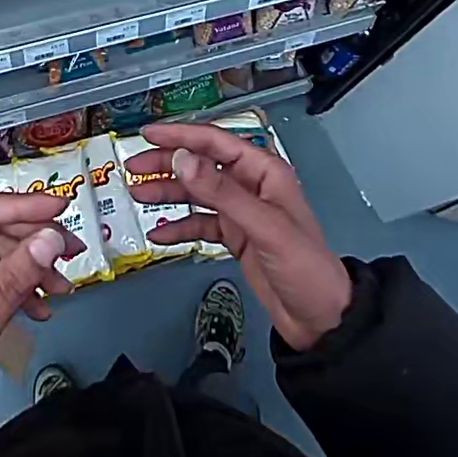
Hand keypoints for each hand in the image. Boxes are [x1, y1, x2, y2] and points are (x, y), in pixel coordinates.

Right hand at [125, 122, 351, 351]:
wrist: (323, 322)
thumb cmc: (304, 267)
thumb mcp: (263, 226)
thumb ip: (221, 192)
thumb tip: (182, 159)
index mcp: (263, 171)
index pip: (214, 142)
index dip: (180, 135)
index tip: (148, 134)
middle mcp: (249, 185)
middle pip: (200, 165)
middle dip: (166, 163)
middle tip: (134, 168)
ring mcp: (241, 211)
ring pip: (196, 193)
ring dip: (168, 193)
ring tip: (138, 195)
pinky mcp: (235, 236)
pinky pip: (200, 224)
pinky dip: (180, 226)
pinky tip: (160, 234)